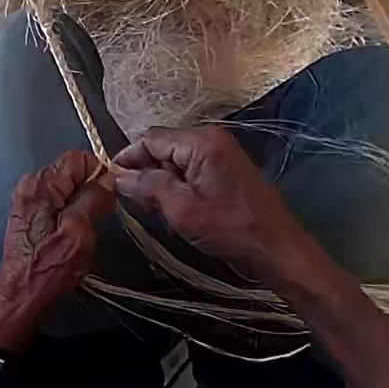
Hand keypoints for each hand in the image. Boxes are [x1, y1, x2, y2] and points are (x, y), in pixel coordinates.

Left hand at [0, 150, 114, 353]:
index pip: (77, 158)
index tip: (108, 197)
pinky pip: (58, 202)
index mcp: (40, 185)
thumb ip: (93, 200)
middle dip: (90, 189)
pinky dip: (70, 213)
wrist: (21, 298)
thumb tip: (107, 177)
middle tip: (97, 219)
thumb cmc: (50, 269)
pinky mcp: (29, 214)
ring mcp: (27, 200)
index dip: (98, 172)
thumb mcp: (78, 233)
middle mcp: (30, 185)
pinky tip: (72, 234)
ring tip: (85, 230)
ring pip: (67, 188)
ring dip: (81, 204)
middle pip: (72, 172)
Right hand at [113, 126, 302, 278]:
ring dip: (159, 179)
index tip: (110, 180)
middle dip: (143, 170)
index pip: (150, 139)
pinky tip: (171, 205)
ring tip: (149, 206)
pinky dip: (176, 183)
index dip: (127, 158)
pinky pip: (191, 168)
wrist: (278, 249)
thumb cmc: (230, 229)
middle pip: (162, 147)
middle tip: (129, 198)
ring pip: (175, 159)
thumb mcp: (182, 209)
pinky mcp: (227, 168)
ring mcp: (222, 152)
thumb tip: (119, 176)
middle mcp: (212, 139)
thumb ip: (148, 186)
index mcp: (201, 142)